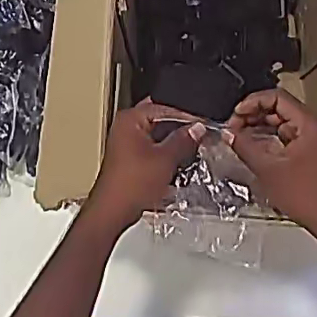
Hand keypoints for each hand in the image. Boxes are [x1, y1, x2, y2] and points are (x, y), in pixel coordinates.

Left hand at [82, 99, 200, 233]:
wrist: (114, 209)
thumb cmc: (131, 184)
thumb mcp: (165, 159)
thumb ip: (184, 140)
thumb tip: (196, 128)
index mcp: (130, 119)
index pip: (164, 107)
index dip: (186, 116)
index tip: (202, 124)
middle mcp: (125, 126)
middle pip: (159, 119)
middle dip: (179, 127)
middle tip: (198, 134)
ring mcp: (125, 142)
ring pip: (155, 134)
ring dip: (172, 141)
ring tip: (190, 148)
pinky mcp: (129, 157)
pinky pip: (151, 147)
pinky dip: (163, 152)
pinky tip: (176, 161)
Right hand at [226, 90, 316, 263]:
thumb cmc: (307, 195)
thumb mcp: (267, 168)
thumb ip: (244, 146)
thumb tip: (228, 133)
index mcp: (307, 124)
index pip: (276, 97)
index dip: (252, 102)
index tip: (236, 114)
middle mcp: (311, 127)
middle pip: (277, 107)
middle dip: (252, 114)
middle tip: (234, 127)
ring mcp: (310, 139)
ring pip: (279, 121)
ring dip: (258, 125)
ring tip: (239, 136)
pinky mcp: (307, 151)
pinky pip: (283, 134)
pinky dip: (266, 136)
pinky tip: (252, 146)